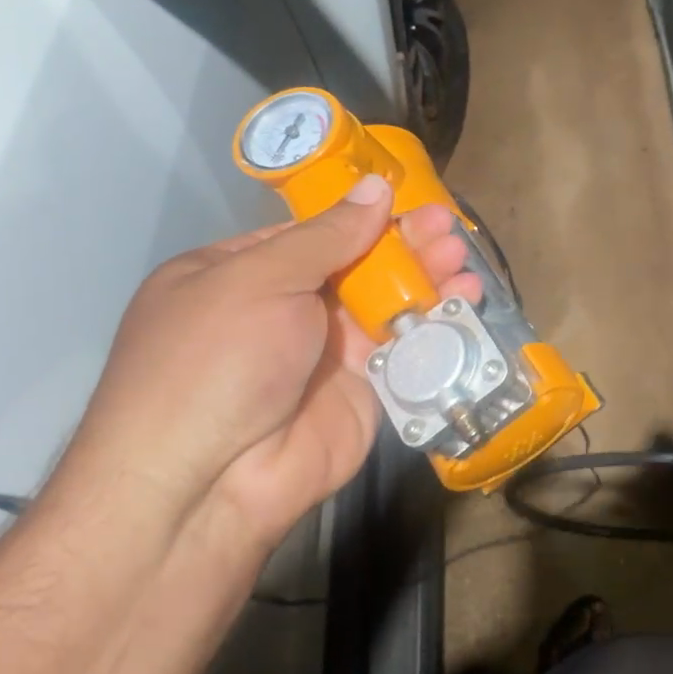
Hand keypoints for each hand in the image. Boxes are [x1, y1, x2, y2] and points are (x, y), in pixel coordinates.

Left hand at [55, 175, 482, 543]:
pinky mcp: (365, 389)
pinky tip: (465, 302)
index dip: (364, 215)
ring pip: (389, 303)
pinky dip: (437, 324)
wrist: (206, 486)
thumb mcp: (258, 281)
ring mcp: (326, 351)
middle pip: (359, 264)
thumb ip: (327, 235)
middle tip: (447, 229)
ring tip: (462, 260)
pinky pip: (406, 347)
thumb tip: (376, 187)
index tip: (410, 201)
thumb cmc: (214, 362)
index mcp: (239, 275)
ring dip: (429, 278)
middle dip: (406, 244)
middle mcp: (284, 310)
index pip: (313, 233)